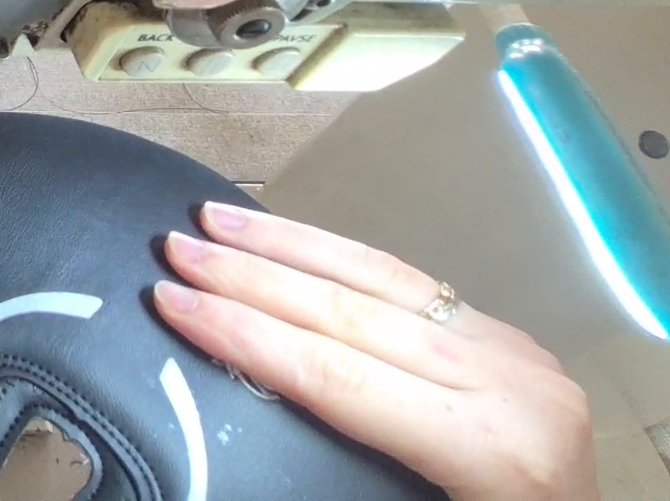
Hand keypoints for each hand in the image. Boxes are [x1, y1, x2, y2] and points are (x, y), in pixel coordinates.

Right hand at [155, 203, 595, 500]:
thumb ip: (326, 464)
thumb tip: (224, 415)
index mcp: (496, 454)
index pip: (336, 376)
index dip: (244, 334)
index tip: (169, 302)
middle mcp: (512, 390)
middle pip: (347, 314)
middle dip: (245, 277)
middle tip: (172, 249)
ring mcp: (510, 352)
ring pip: (372, 275)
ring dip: (276, 243)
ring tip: (207, 218)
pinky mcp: (498, 333)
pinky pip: (396, 274)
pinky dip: (323, 247)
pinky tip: (276, 230)